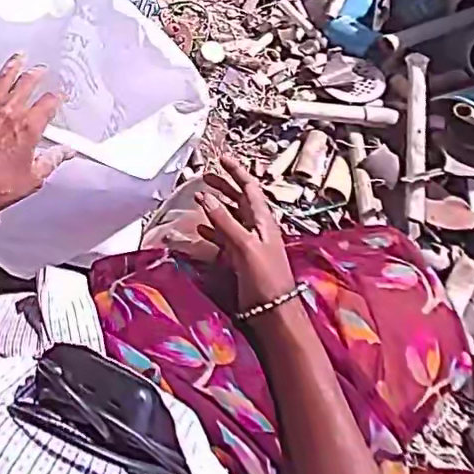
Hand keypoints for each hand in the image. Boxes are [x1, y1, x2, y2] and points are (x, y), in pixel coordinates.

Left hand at [0, 54, 64, 222]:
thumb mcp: (34, 177)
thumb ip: (52, 159)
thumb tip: (66, 152)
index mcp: (30, 126)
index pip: (49, 102)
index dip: (57, 97)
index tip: (59, 97)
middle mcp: (11, 112)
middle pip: (28, 82)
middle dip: (37, 74)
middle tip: (42, 70)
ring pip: (5, 78)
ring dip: (14, 65)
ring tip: (20, 56)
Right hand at [196, 154, 297, 308]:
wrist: (275, 315)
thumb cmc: (265, 278)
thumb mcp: (244, 245)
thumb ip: (224, 220)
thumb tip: (204, 195)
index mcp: (263, 219)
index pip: (249, 187)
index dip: (236, 171)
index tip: (222, 158)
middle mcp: (257, 227)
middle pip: (240, 199)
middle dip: (224, 185)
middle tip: (206, 176)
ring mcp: (249, 243)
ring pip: (231, 216)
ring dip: (215, 205)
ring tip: (198, 198)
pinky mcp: (241, 258)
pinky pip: (225, 236)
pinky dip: (212, 228)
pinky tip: (201, 229)